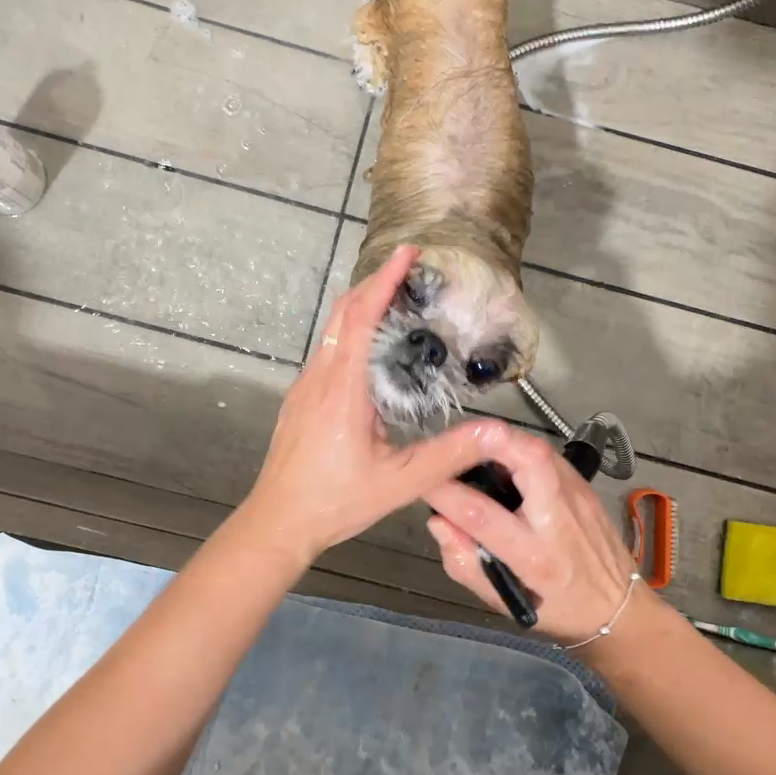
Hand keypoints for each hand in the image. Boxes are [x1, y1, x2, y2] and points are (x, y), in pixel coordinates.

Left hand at [240, 245, 500, 557]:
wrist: (278, 521)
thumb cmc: (335, 502)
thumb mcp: (400, 483)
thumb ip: (449, 455)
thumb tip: (497, 432)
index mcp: (343, 389)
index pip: (362, 317)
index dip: (385, 280)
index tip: (408, 254)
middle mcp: (319, 378)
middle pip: (343, 313)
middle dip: (374, 284)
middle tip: (409, 272)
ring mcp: (304, 387)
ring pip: (331, 331)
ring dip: (360, 307)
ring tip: (395, 301)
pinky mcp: (299, 400)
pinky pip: (326, 351)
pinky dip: (349, 332)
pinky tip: (370, 350)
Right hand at [424, 428, 654, 645]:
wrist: (618, 607)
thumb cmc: (554, 608)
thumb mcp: (501, 600)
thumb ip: (463, 561)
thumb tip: (437, 521)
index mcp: (534, 557)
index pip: (482, 515)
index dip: (446, 492)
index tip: (422, 481)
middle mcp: (558, 520)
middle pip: (527, 461)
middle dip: (486, 442)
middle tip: (452, 441)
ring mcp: (576, 496)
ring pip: (537, 450)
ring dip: (500, 439)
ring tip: (469, 445)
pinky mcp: (584, 485)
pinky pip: (545, 454)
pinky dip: (517, 447)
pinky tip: (500, 456)